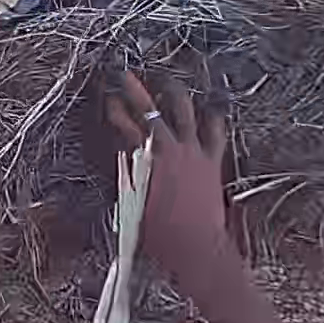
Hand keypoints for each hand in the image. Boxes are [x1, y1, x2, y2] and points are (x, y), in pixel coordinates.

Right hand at [107, 70, 234, 280]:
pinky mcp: (210, 161)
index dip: (115, 111)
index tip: (109, 100)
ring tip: (168, 82)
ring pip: (184, 112)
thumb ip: (128, 171)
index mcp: (146, 158)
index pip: (125, 125)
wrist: (196, 247)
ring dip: (174, 95)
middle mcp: (169, 148)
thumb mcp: (133, 199)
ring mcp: (193, 152)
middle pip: (150, 111)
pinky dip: (212, 119)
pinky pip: (214, 134)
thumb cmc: (160, 230)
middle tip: (127, 76)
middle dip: (136, 90)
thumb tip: (125, 151)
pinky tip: (211, 109)